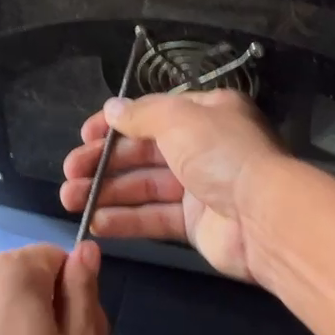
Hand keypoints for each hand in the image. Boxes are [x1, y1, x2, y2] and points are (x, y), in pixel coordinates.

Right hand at [59, 91, 289, 281]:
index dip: (115, 126)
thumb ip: (140, 114)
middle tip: (69, 172)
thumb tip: (111, 110)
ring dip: (105, 191)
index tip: (84, 136)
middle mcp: (201, 147)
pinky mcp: (194, 224)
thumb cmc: (221, 153)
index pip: (151, 115)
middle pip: (142, 152)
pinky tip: (95, 222)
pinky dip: (124, 220)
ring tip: (70, 198)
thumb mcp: (178, 118)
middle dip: (102, 162)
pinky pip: (153, 217)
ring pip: (142, 186)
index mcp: (204, 114)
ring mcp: (198, 187)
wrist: (265, 216)